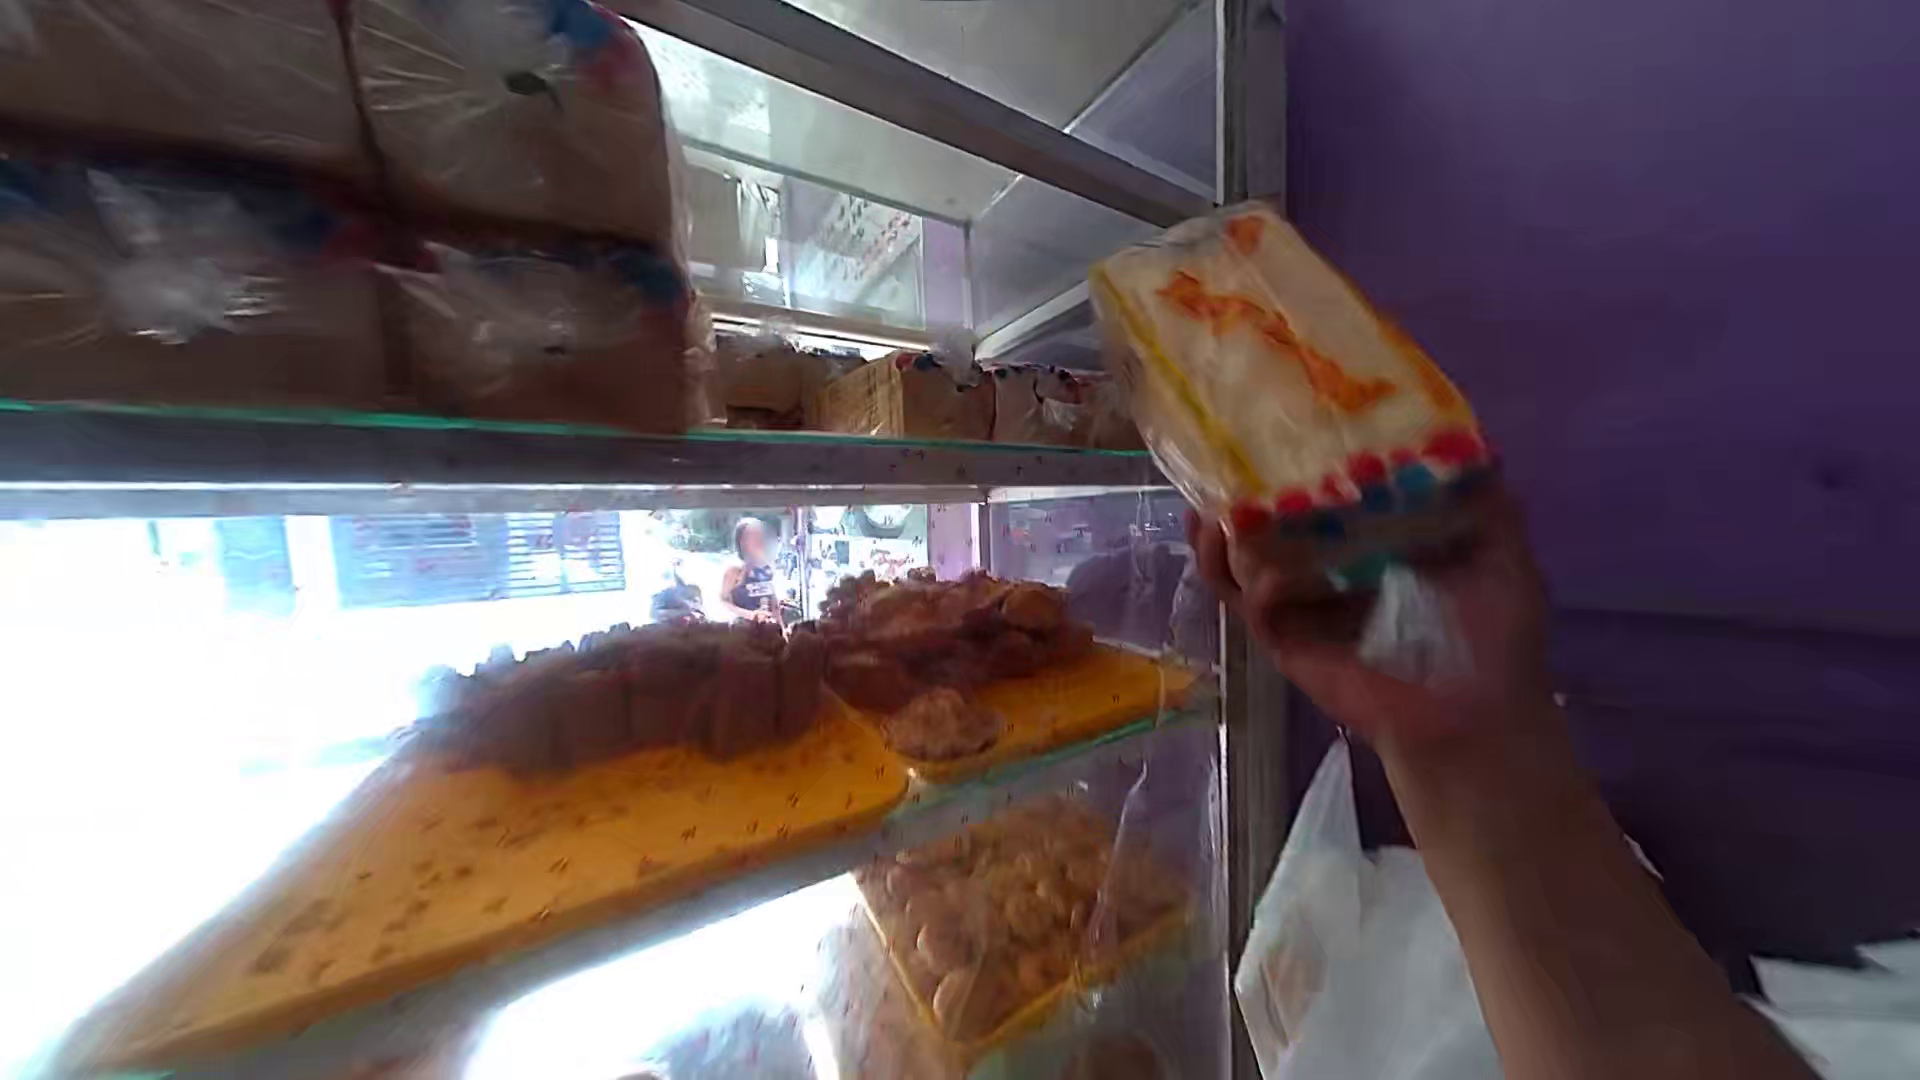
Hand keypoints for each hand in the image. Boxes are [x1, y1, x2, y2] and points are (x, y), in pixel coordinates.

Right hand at [1188, 482, 1553, 748]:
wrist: (1472, 716)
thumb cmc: (1488, 639)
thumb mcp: (1499, 562)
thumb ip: (1486, 511)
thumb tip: (1482, 448)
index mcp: (1355, 550)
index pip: (1307, 506)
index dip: (1281, 479)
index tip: (1266, 445)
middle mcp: (1315, 573)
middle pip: (1257, 533)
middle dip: (1230, 506)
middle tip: (1213, 477)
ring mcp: (1294, 607)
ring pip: (1238, 568)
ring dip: (1217, 542)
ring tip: (1207, 516)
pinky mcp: (1280, 640)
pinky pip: (1249, 606)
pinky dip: (1243, 584)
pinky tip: (1249, 565)